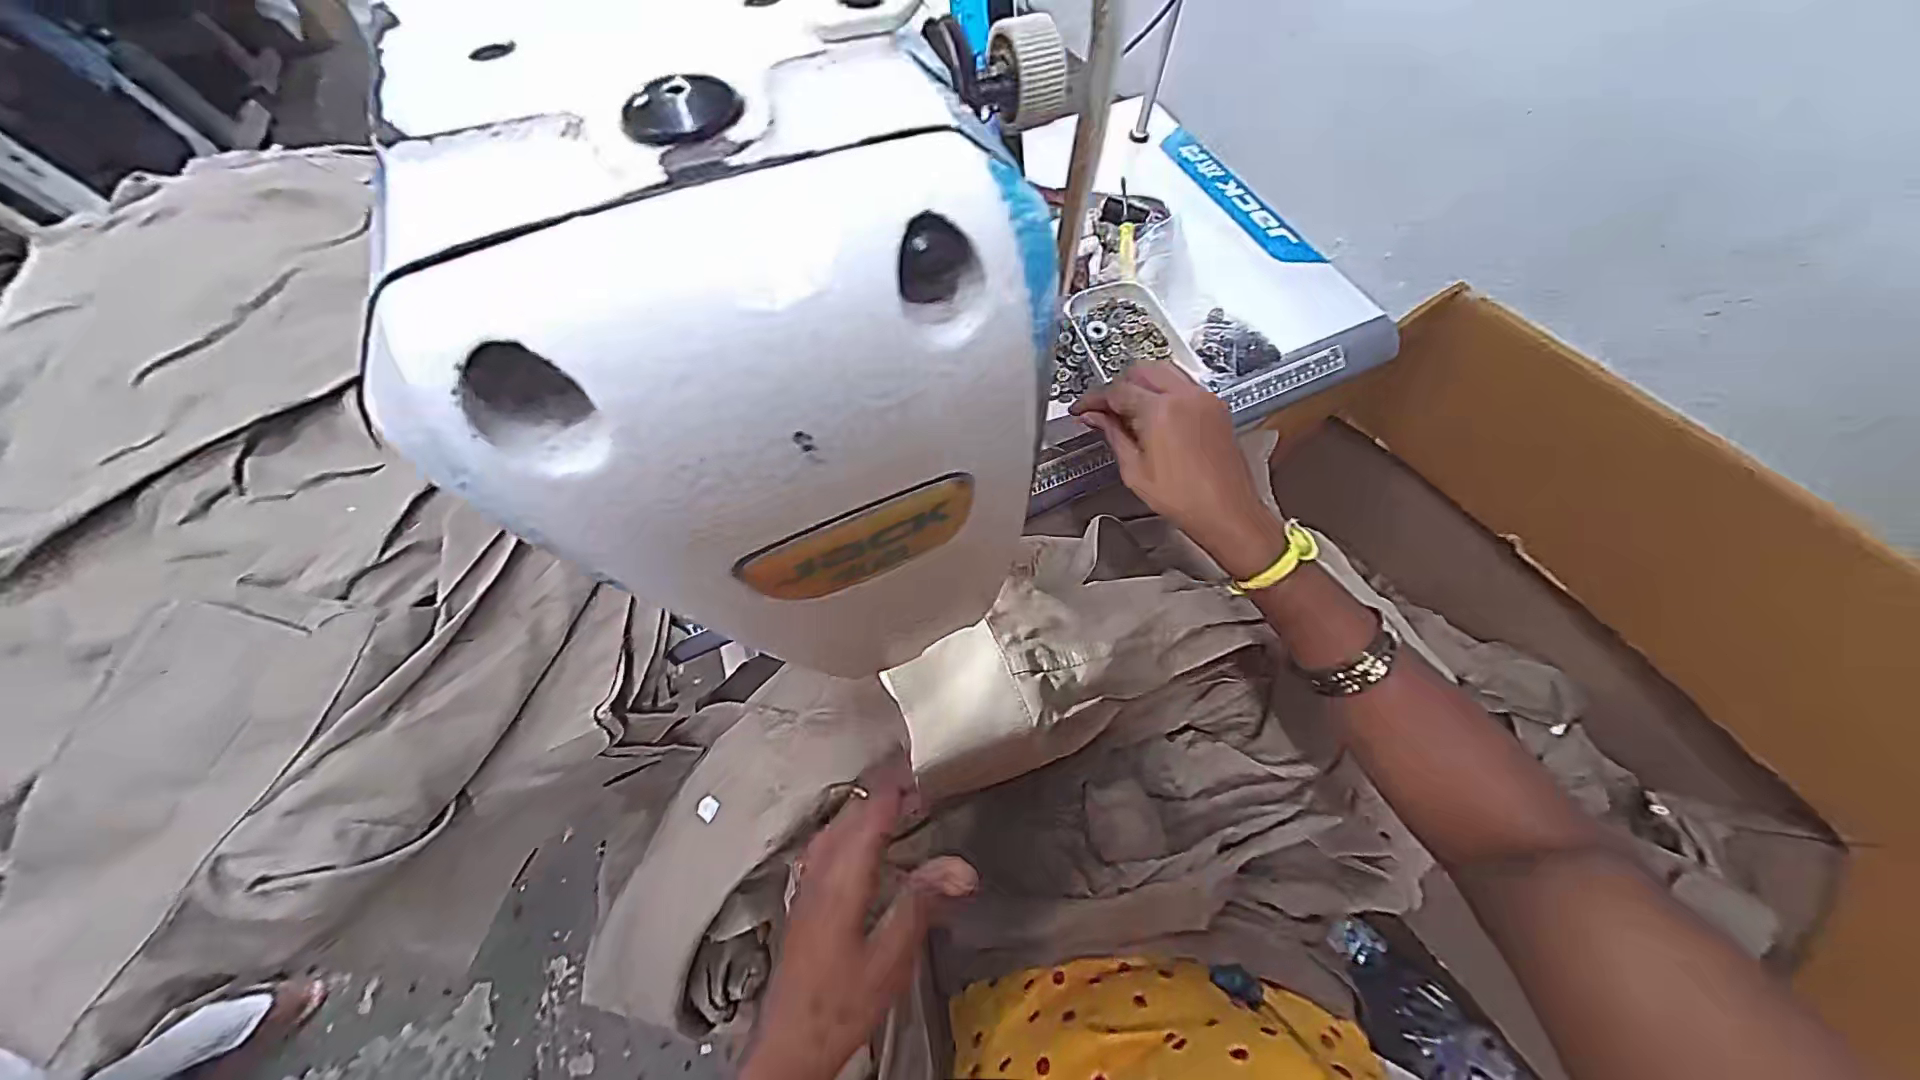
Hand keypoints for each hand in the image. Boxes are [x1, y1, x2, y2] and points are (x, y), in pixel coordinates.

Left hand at [739, 770, 977, 1079]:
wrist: (789, 1045)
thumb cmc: (839, 1005)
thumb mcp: (890, 959)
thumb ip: (922, 904)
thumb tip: (962, 867)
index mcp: (841, 877)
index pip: (871, 812)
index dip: (896, 785)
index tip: (920, 769)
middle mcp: (819, 869)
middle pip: (851, 811)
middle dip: (884, 790)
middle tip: (917, 784)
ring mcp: (807, 881)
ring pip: (836, 824)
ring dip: (866, 807)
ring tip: (896, 803)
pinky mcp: (804, 895)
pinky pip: (827, 841)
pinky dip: (851, 826)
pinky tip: (862, 839)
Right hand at [1071, 362, 1287, 578]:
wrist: (1227, 511)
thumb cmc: (1185, 498)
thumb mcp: (1134, 470)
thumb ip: (1113, 435)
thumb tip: (1096, 418)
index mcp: (1161, 411)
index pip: (1117, 391)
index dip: (1094, 399)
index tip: (1083, 409)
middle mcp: (1185, 396)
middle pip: (1141, 372)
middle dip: (1118, 386)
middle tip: (1102, 409)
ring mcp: (1204, 399)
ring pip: (1165, 373)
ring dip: (1142, 385)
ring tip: (1126, 411)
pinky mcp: (1216, 408)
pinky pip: (1184, 386)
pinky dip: (1164, 392)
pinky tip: (1154, 416)